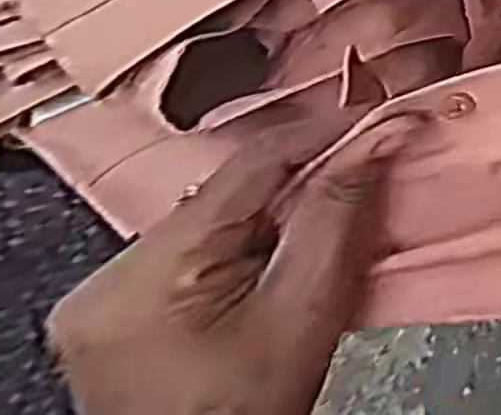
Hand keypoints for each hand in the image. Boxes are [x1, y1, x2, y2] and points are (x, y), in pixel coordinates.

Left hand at [48, 114, 424, 414]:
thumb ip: (342, 205)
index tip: (389, 116)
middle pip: (237, 181)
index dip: (331, 129)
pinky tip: (299, 229)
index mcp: (145, 274)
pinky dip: (267, 219)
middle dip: (315, 164)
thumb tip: (384, 133)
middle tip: (378, 152)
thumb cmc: (250, 405)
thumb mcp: (309, 300)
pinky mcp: (127, 298)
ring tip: (347, 191)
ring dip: (293, 192)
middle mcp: (110, 274)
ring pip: (228, 202)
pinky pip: (212, 230)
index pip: (253, 162)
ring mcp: (111, 288)